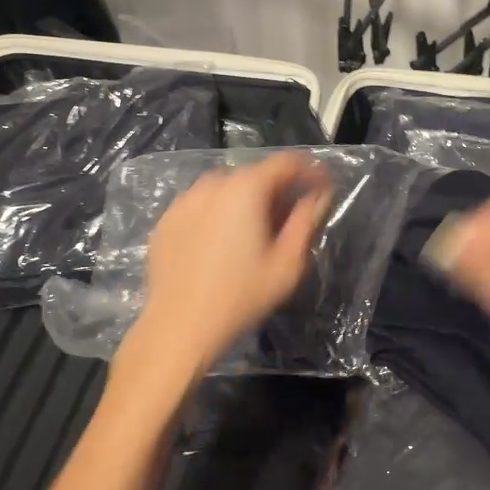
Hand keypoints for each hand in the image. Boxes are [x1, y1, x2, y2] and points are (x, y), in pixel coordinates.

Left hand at [125, 153, 331, 377]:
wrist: (178, 327)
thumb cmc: (240, 296)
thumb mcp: (288, 264)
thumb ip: (307, 221)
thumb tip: (319, 196)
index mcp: (247, 188)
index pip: (287, 162)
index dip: (310, 170)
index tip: (322, 186)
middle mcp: (213, 184)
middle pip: (255, 174)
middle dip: (277, 191)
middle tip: (289, 220)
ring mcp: (185, 200)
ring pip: (227, 189)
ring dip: (246, 201)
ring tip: (254, 232)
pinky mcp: (166, 220)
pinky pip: (202, 206)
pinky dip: (218, 214)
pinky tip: (221, 244)